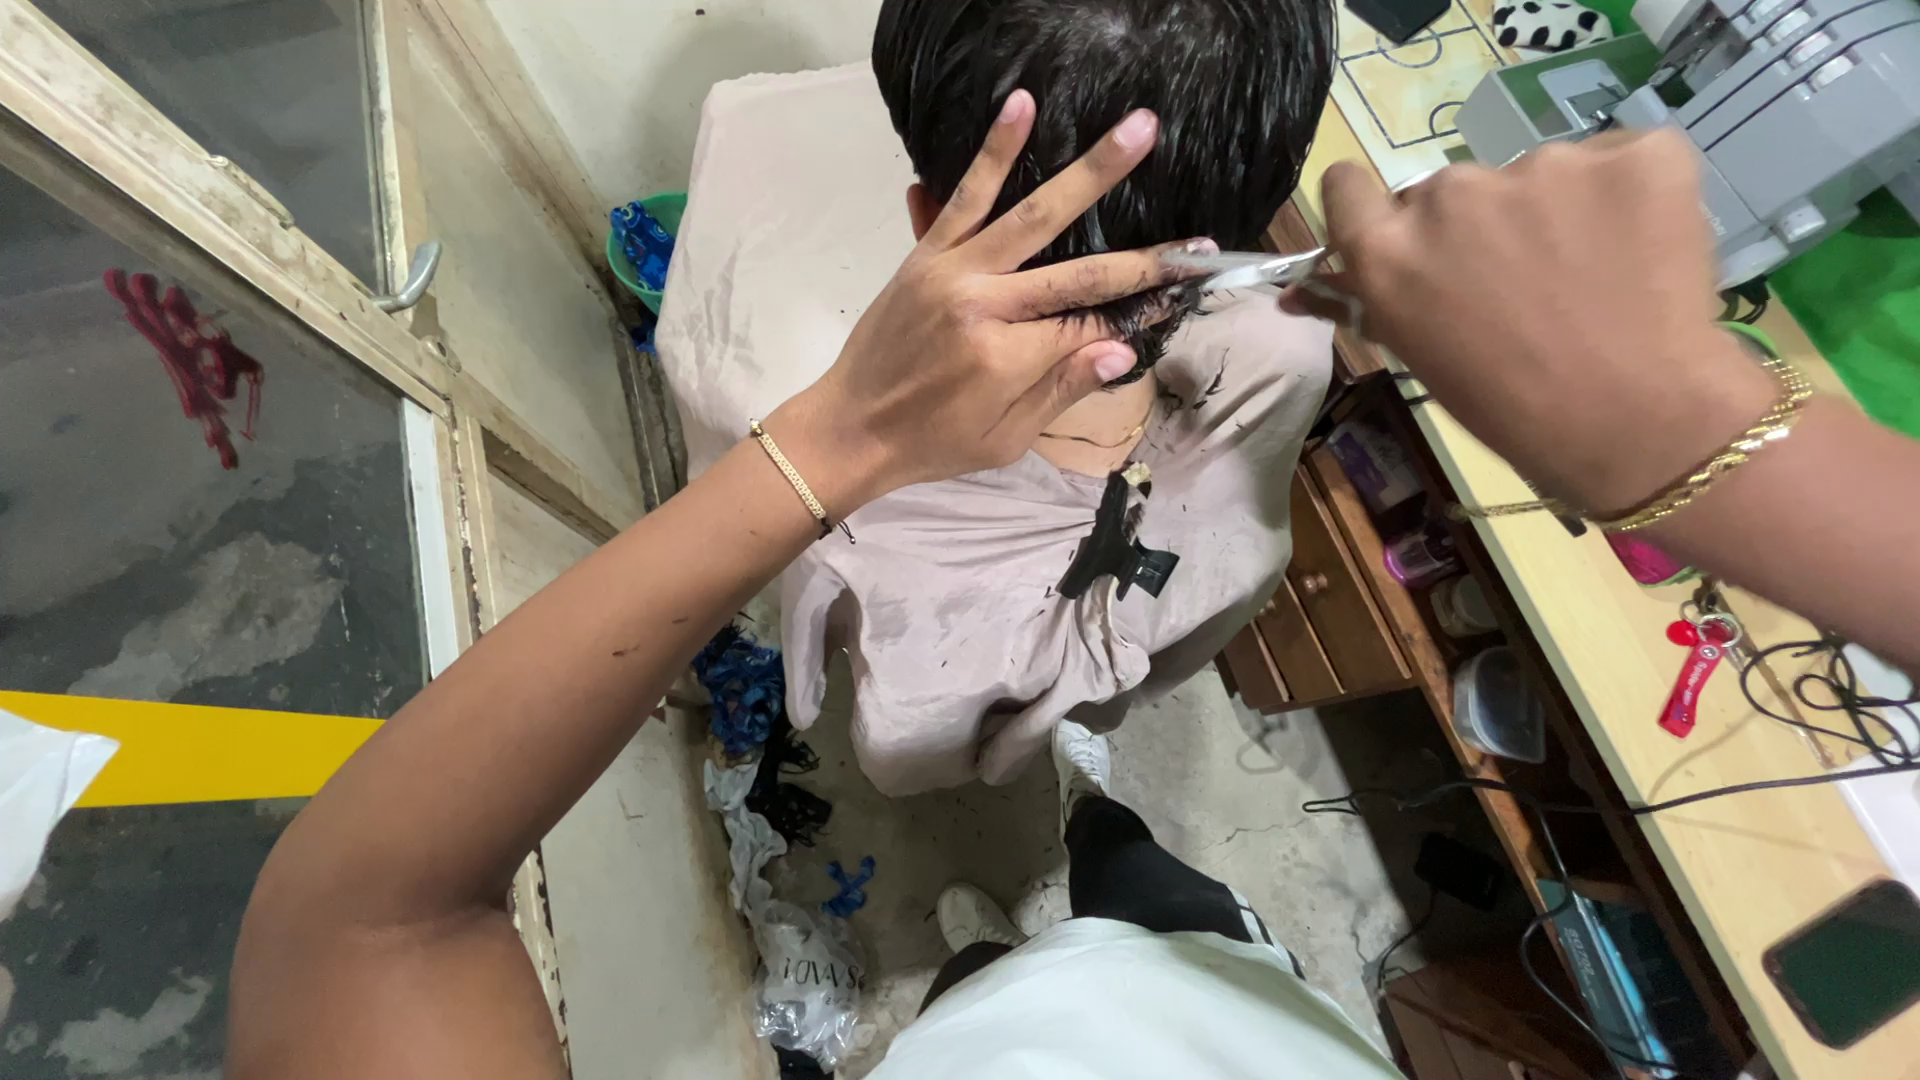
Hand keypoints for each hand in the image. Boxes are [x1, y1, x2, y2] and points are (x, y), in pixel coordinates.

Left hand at [763, 90, 1210, 515]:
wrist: (851, 428)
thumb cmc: (932, 445)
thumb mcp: (1005, 439)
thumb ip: (1061, 390)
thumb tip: (1123, 350)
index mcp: (1008, 359)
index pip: (1087, 329)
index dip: (1129, 318)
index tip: (1171, 301)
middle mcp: (986, 306)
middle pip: (1078, 275)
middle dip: (1143, 259)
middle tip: (1194, 238)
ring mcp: (954, 272)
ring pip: (1033, 215)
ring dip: (1091, 172)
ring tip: (1139, 128)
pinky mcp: (926, 256)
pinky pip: (963, 198)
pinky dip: (993, 153)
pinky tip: (1021, 107)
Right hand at [1312, 130, 1775, 513]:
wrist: (1627, 416)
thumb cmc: (1497, 398)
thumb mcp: (1410, 348)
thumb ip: (1355, 304)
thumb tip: (1290, 295)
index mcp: (1386, 250)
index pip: (1344, 188)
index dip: (1362, 203)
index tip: (1390, 225)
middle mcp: (1448, 195)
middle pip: (1444, 191)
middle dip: (1467, 224)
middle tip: (1506, 280)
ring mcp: (1542, 165)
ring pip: (1530, 177)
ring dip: (1544, 211)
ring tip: (1580, 272)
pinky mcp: (1633, 152)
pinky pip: (1614, 160)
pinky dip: (1618, 196)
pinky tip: (1631, 248)